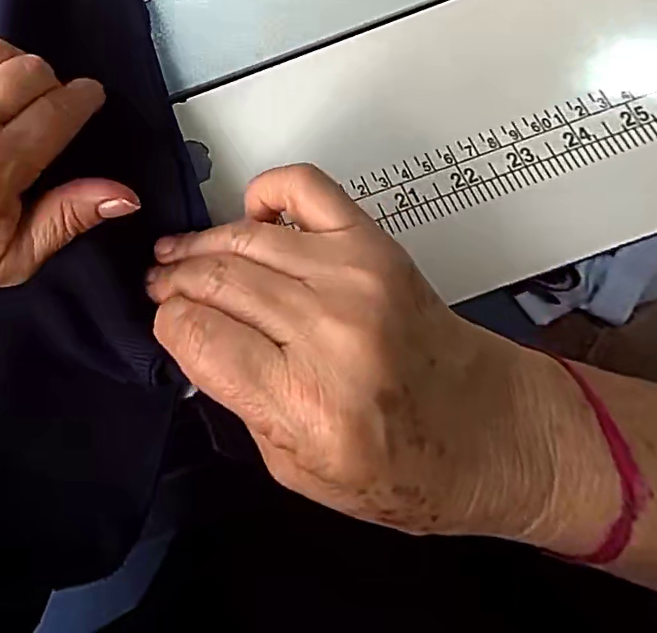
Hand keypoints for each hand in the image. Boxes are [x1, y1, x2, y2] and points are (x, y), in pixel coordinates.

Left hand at [0, 39, 139, 345]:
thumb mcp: (16, 258)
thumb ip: (69, 217)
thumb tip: (124, 195)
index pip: (57, 110)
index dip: (84, 98)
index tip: (91, 97)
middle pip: (31, 71)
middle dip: (54, 84)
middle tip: (54, 109)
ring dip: (20, 67)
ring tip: (22, 96)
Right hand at [146, 164, 613, 545]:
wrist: (494, 433)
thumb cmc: (403, 465)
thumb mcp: (295, 469)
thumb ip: (233, 399)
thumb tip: (189, 333)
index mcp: (307, 402)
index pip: (193, 332)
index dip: (168, 324)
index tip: (169, 324)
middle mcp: (330, 333)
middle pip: (210, 279)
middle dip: (172, 282)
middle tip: (162, 285)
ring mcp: (353, 278)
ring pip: (238, 237)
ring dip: (198, 243)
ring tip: (182, 254)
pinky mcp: (372, 244)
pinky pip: (298, 186)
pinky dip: (263, 192)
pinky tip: (251, 218)